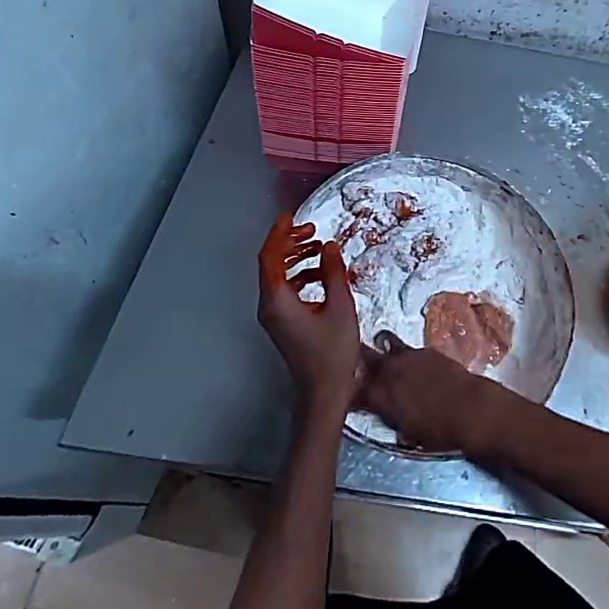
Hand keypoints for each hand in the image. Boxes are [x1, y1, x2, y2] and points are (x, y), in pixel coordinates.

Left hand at [257, 214, 361, 416]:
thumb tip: (330, 246)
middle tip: (312, 231)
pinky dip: (300, 276)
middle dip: (290, 243)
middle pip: (271, 264)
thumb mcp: (340, 307)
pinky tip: (322, 275)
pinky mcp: (282, 323)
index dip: (279, 233)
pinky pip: (285, 290)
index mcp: (277, 300)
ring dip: (296, 258)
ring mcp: (273, 316)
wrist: (323, 393)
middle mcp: (269, 306)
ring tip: (320, 249)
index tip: (291, 216)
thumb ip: (333, 272)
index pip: (270, 257)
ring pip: (278, 276)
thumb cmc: (332, 353)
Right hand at [357, 333, 520, 456]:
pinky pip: (409, 349)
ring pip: (386, 344)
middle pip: (363, 355)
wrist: (471, 409)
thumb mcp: (406, 431)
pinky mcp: (427, 350)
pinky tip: (413, 363)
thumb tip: (387, 411)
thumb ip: (390, 415)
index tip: (345, 394)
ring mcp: (408, 356)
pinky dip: (407, 356)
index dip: (346, 392)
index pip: (352, 390)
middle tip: (351, 361)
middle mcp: (389, 370)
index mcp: (379, 395)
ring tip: (381, 352)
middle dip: (355, 357)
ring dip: (382, 349)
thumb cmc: (439, 431)